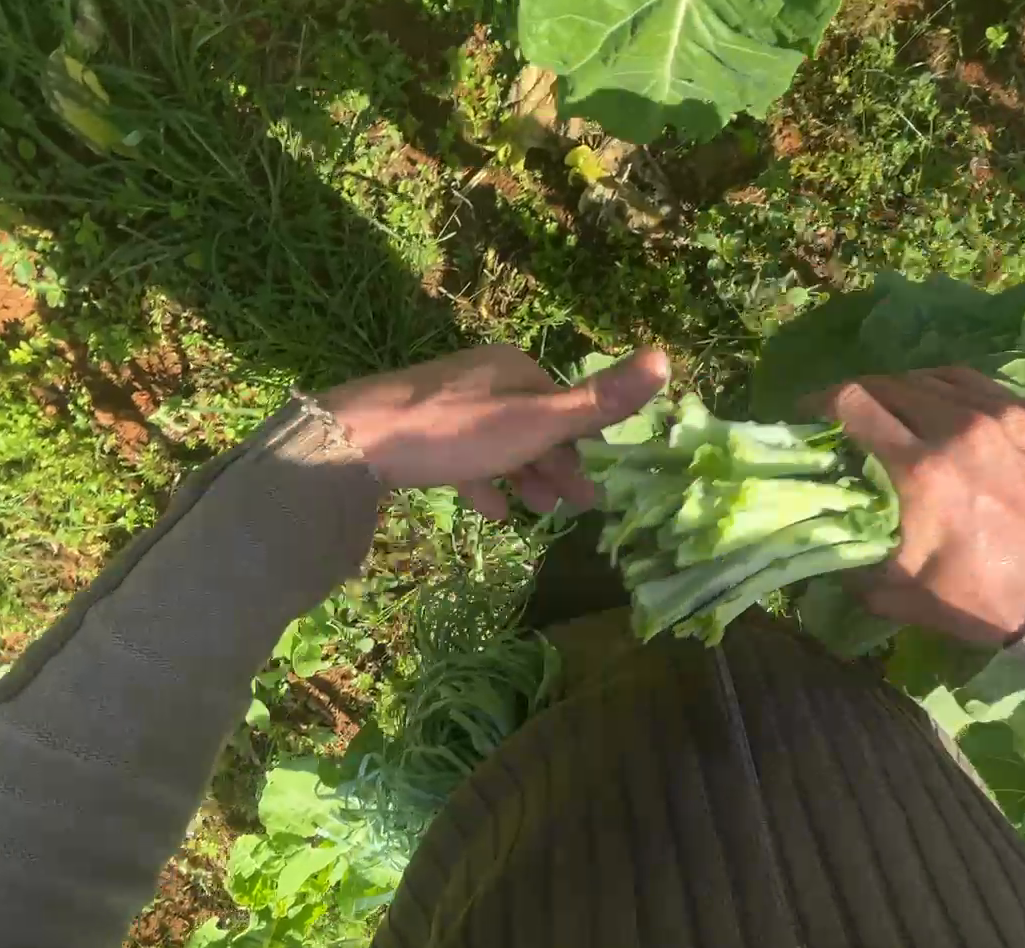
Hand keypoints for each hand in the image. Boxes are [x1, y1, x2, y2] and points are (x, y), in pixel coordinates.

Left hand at [317, 344, 668, 518]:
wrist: (359, 439)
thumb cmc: (459, 432)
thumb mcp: (538, 421)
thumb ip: (598, 402)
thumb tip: (666, 358)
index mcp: (514, 370)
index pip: (562, 409)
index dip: (581, 452)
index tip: (591, 495)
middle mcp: (482, 379)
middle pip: (531, 427)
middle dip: (554, 468)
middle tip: (571, 509)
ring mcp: (445, 404)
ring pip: (498, 443)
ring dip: (523, 477)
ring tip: (536, 512)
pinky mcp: (415, 430)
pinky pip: (461, 456)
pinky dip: (483, 481)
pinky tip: (490, 508)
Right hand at [818, 368, 1024, 645]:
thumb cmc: (979, 597)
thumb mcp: (895, 592)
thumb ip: (843, 560)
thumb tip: (811, 532)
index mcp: (922, 470)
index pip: (854, 403)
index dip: (819, 402)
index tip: (805, 415)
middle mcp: (959, 429)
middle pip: (886, 383)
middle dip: (853, 397)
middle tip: (842, 419)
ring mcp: (1001, 415)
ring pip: (928, 376)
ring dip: (896, 391)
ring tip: (887, 413)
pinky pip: (971, 381)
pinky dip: (941, 388)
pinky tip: (934, 408)